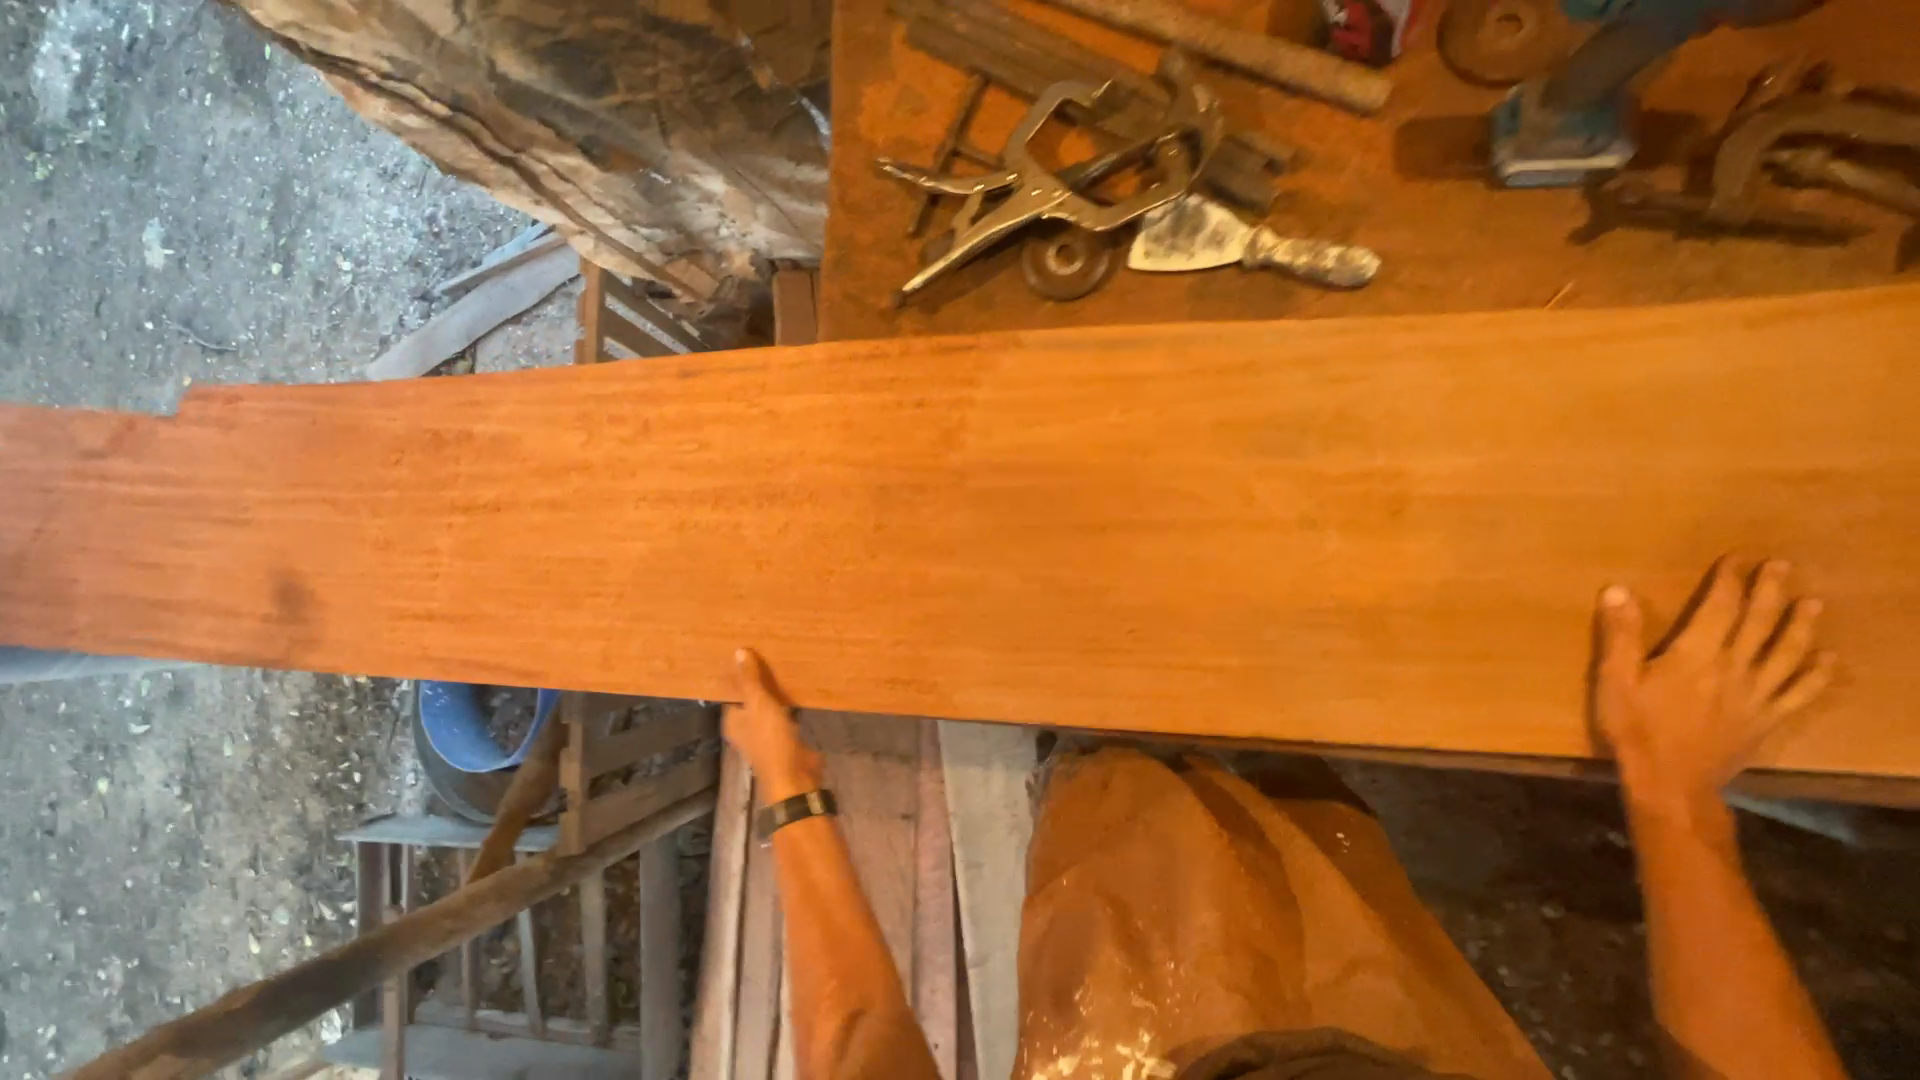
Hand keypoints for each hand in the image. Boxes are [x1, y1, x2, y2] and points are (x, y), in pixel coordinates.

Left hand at [724, 648, 822, 804]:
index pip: (730, 693)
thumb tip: (738, 652)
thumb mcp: (758, 704)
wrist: (795, 775)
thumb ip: (749, 680)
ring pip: (766, 707)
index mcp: (732, 721)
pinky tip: (796, 689)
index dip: (738, 675)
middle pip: (749, 700)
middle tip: (768, 654)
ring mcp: (765, 734)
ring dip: (773, 693)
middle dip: (757, 682)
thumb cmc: (770, 739)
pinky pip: (783, 715)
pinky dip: (787, 704)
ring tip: (782, 666)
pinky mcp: (784, 738)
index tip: (748, 653)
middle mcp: (745, 728)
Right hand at [1594, 558, 1835, 808]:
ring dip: (1801, 625)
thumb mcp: (1614, 679)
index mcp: (1697, 655)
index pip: (1719, 609)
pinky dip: (1816, 673)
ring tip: (1811, 604)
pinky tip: (1825, 660)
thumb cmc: (1635, 727)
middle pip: (1759, 624)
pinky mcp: (1768, 719)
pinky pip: (1800, 692)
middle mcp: (1735, 668)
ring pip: (1787, 653)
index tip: (1737, 560)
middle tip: (1781, 567)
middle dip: (1770, 593)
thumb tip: (1618, 590)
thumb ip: (1620, 635)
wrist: (1671, 780)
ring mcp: (1758, 695)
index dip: (1729, 582)